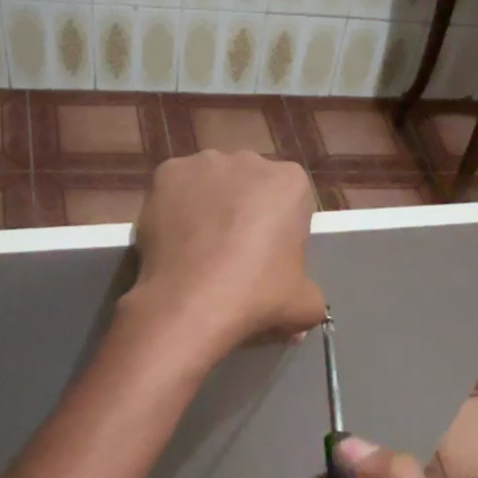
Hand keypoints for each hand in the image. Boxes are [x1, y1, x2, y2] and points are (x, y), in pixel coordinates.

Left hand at [125, 150, 326, 365]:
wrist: (190, 304)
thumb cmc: (256, 297)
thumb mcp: (305, 307)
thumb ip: (312, 300)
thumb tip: (304, 317)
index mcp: (291, 182)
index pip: (292, 203)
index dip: (283, 233)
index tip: (272, 262)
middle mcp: (249, 160)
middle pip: (251, 188)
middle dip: (246, 214)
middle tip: (235, 258)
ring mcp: (204, 163)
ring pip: (212, 185)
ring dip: (211, 209)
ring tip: (201, 251)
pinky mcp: (166, 173)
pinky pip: (176, 191)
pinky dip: (176, 210)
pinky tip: (176, 242)